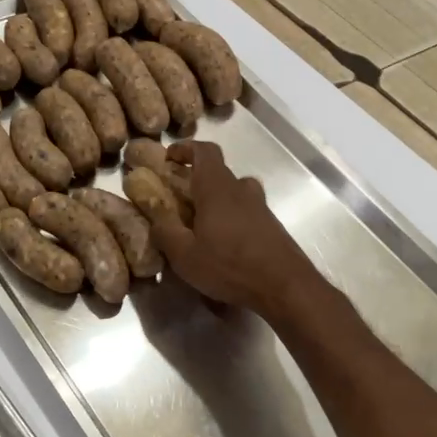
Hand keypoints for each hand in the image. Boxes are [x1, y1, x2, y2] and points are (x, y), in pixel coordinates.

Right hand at [147, 141, 322, 312]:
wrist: (284, 286)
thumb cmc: (229, 267)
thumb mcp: (184, 255)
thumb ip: (165, 231)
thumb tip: (153, 212)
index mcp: (217, 190)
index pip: (205, 152)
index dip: (186, 149)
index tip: (168, 157)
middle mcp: (241, 191)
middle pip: (219, 172)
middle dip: (195, 178)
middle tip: (177, 197)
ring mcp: (259, 207)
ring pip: (234, 190)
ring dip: (215, 197)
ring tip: (199, 219)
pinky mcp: (270, 224)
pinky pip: (244, 209)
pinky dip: (229, 215)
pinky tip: (220, 241)